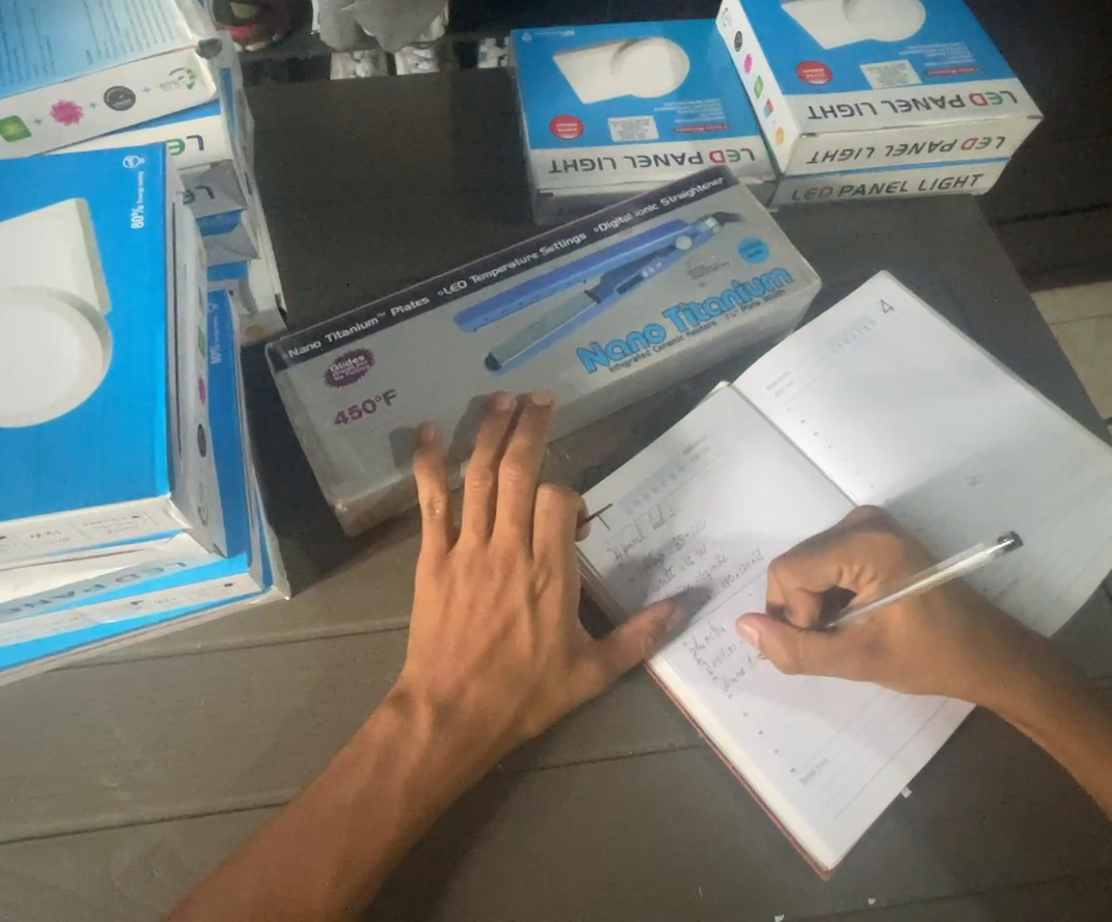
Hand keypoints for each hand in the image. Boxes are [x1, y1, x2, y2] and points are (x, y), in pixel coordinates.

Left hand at [392, 391, 681, 770]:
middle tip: (542, 396)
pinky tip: (427, 428)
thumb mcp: (593, 674)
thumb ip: (639, 635)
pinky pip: (430, 500)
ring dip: (490, 431)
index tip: (570, 511)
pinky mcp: (432, 555)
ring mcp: (467, 547)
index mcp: (551, 573)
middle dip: (532, 428)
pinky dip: (428, 462)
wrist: (450, 714)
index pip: (560, 500)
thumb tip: (684, 605)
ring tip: (503, 398)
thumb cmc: (524, 696)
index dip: (568, 492)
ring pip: (479, 475)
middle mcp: (510, 548)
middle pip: (519, 471)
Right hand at [733, 506, 1062, 710]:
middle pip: (795, 565)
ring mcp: (868, 524)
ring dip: (816, 602)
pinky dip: (829, 591)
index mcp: (865, 544)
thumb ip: (796, 648)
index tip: (832, 640)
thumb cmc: (932, 658)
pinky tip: (857, 613)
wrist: (991, 654)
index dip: (796, 613)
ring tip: (853, 628)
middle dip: (805, 608)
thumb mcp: (859, 660)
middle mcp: (862, 521)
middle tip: (842, 638)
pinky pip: (823, 559)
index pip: (788, 572)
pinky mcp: (872, 533)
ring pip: (805, 564)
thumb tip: (743, 626)